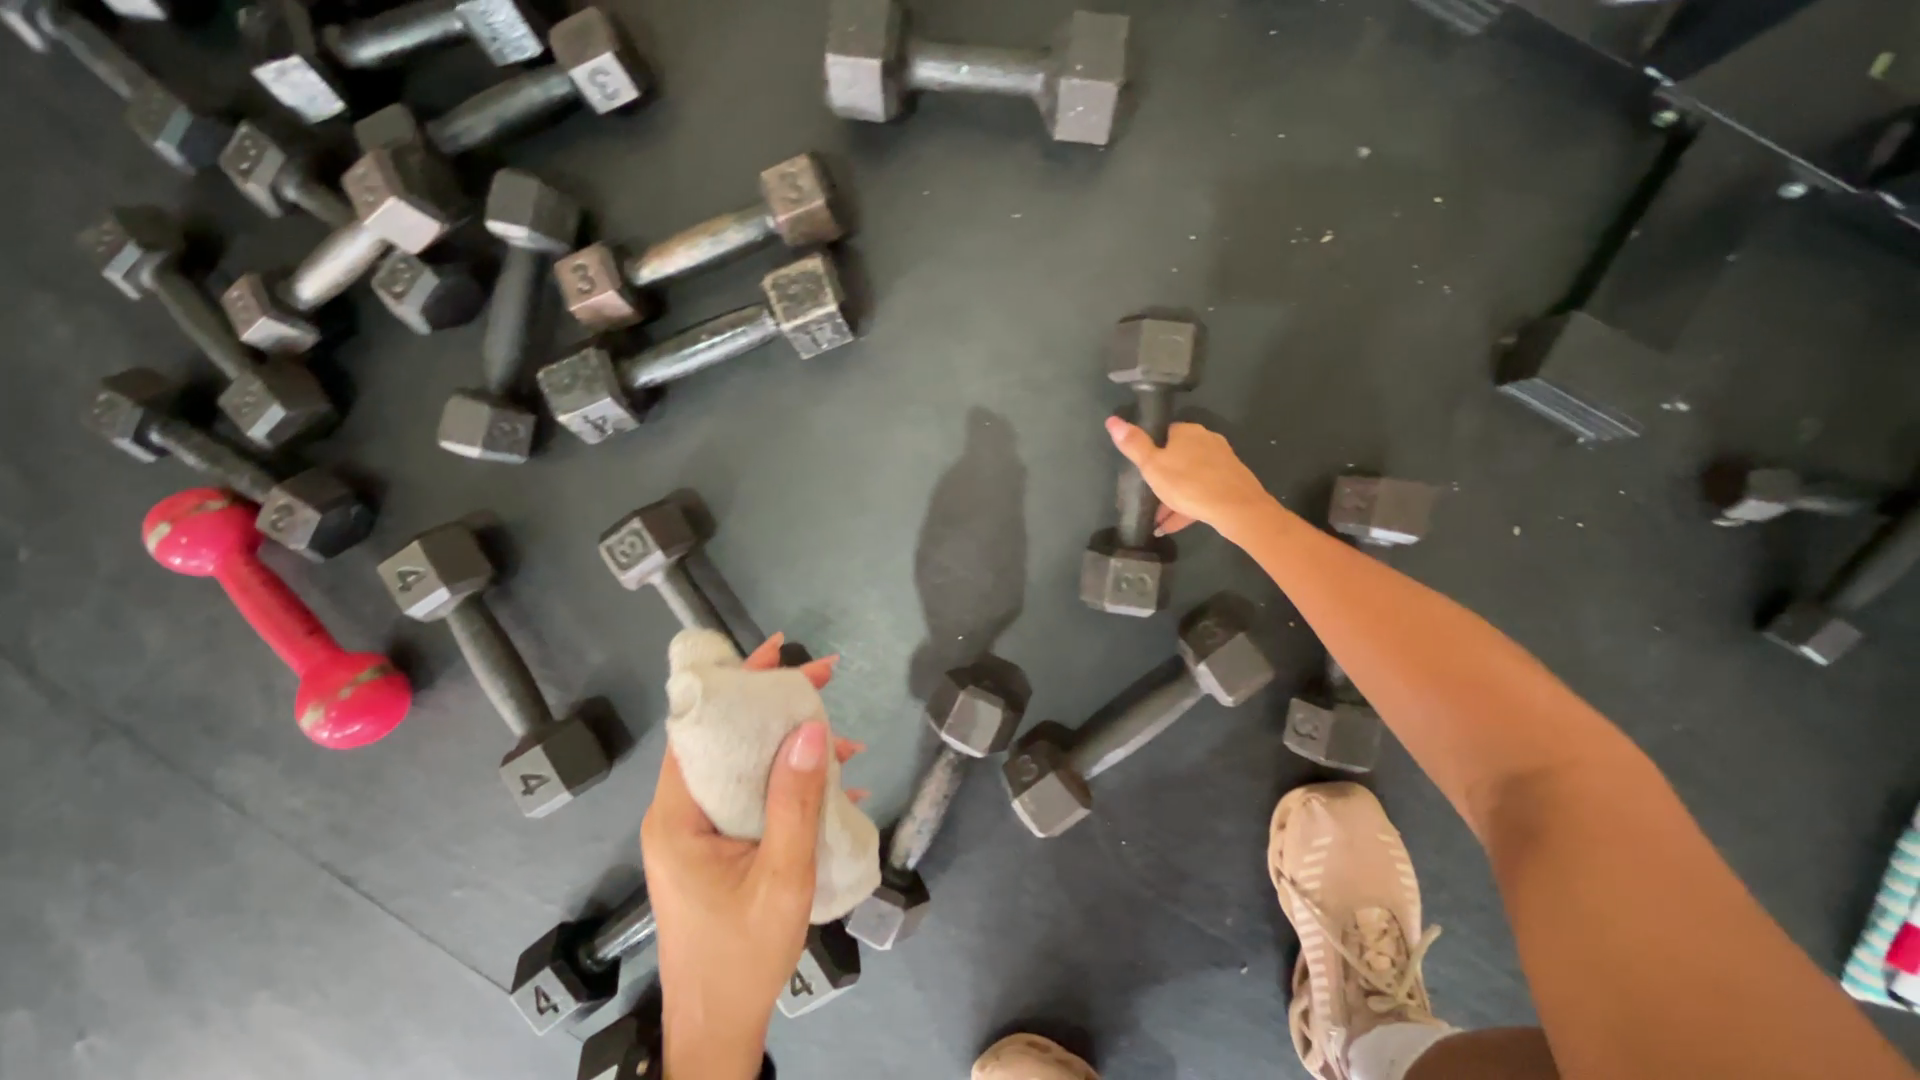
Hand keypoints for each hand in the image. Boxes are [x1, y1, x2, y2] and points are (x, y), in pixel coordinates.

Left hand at [640, 633, 860, 1079]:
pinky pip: (750, 804)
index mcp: (678, 817)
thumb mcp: (782, 877)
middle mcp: (679, 817)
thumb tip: (809, 728)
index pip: (700, 728)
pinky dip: (788, 790)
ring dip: (791, 754)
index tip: (778, 651)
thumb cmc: (743, 955)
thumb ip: (795, 802)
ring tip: (847, 742)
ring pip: (742, 772)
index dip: (738, 684)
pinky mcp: (715, 854)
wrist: (718, 1028)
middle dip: (776, 709)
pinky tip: (837, 791)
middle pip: (725, 743)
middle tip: (822, 679)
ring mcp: (696, 837)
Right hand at [1105, 417, 1272, 535]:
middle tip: (1149, 498)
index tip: (1143, 470)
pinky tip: (1172, 527)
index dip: (1152, 451)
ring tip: (1158, 521)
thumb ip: (1133, 444)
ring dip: (1174, 497)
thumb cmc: (1188, 483)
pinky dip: (1187, 506)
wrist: (1236, 508)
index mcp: (1187, 432)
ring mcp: (1222, 461)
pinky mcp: (1231, 481)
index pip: (1165, 435)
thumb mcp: (1152, 466)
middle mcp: (1207, 440)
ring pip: (1191, 478)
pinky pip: (1203, 492)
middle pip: (1179, 457)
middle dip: (1164, 478)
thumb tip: (1112, 420)